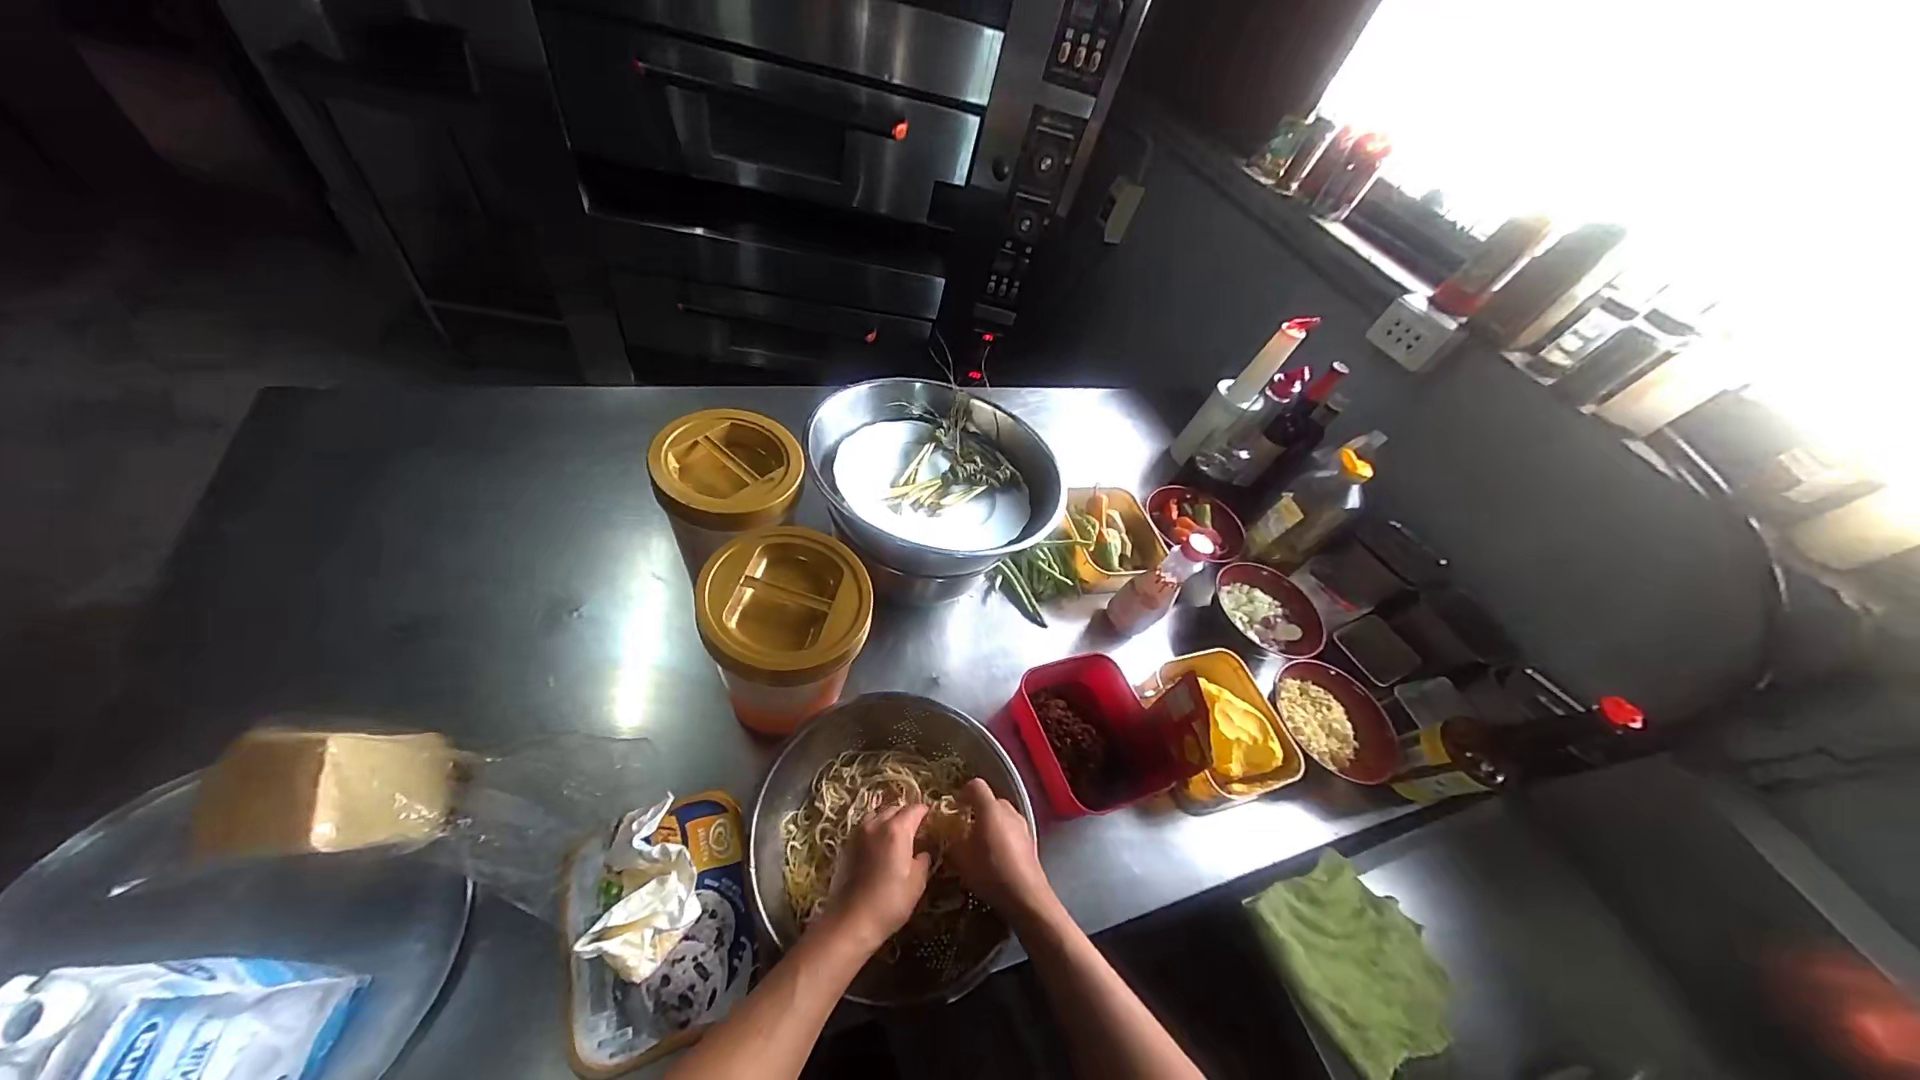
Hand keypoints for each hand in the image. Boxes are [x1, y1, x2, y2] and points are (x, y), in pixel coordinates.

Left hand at [825, 802, 931, 948]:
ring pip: (877, 815)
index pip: (914, 809)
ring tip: (895, 834)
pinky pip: (864, 827)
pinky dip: (874, 830)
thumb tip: (922, 853)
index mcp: (897, 830)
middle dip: (906, 814)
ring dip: (888, 820)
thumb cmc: (889, 902)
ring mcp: (858, 833)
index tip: (930, 817)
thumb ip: (922, 862)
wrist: (850, 920)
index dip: (924, 812)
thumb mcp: (916, 883)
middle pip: (895, 809)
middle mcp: (876, 824)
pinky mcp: (846, 845)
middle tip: (915, 828)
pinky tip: (878, 846)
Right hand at [951, 778, 1057, 926]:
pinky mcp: (1031, 840)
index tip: (956, 808)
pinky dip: (1003, 837)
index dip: (964, 793)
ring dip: (991, 824)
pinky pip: (1012, 830)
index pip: (976, 786)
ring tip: (982, 846)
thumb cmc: (990, 873)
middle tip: (966, 830)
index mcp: (990, 809)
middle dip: (977, 812)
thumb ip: (954, 842)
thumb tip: (952, 836)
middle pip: (990, 801)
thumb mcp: (961, 859)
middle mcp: (1008, 811)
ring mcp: (1022, 825)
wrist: (1026, 896)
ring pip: (1002, 816)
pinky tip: (998, 858)